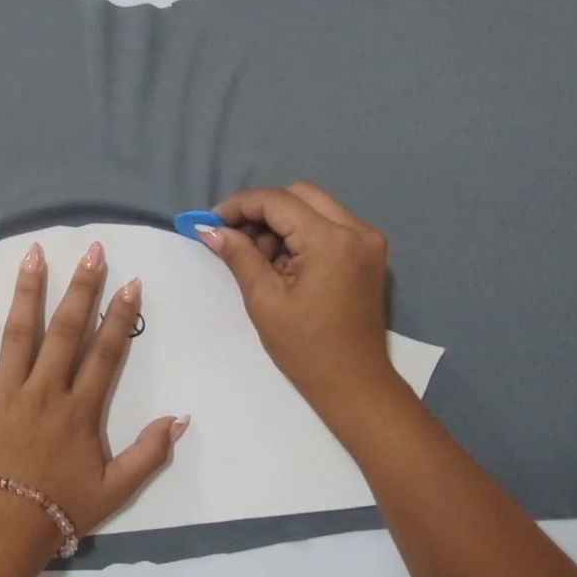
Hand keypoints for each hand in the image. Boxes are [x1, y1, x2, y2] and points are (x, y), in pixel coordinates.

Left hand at [0, 241, 187, 545]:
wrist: (3, 527)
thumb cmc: (60, 508)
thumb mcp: (116, 489)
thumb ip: (150, 453)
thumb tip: (182, 418)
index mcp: (81, 410)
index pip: (106, 352)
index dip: (120, 316)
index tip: (131, 283)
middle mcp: (45, 390)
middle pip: (66, 330)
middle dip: (81, 287)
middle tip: (92, 250)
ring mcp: (6, 391)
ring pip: (19, 332)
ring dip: (28, 291)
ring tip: (34, 253)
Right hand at [197, 182, 396, 406]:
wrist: (353, 382)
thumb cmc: (305, 347)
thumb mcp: (264, 300)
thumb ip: (239, 257)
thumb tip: (209, 231)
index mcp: (331, 240)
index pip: (277, 201)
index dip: (238, 206)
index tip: (209, 223)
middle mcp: (356, 229)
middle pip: (299, 194)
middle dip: (260, 210)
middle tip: (231, 237)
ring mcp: (367, 240)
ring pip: (314, 207)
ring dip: (280, 222)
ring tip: (254, 256)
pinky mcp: (367, 253)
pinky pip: (328, 225)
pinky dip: (299, 234)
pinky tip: (280, 262)